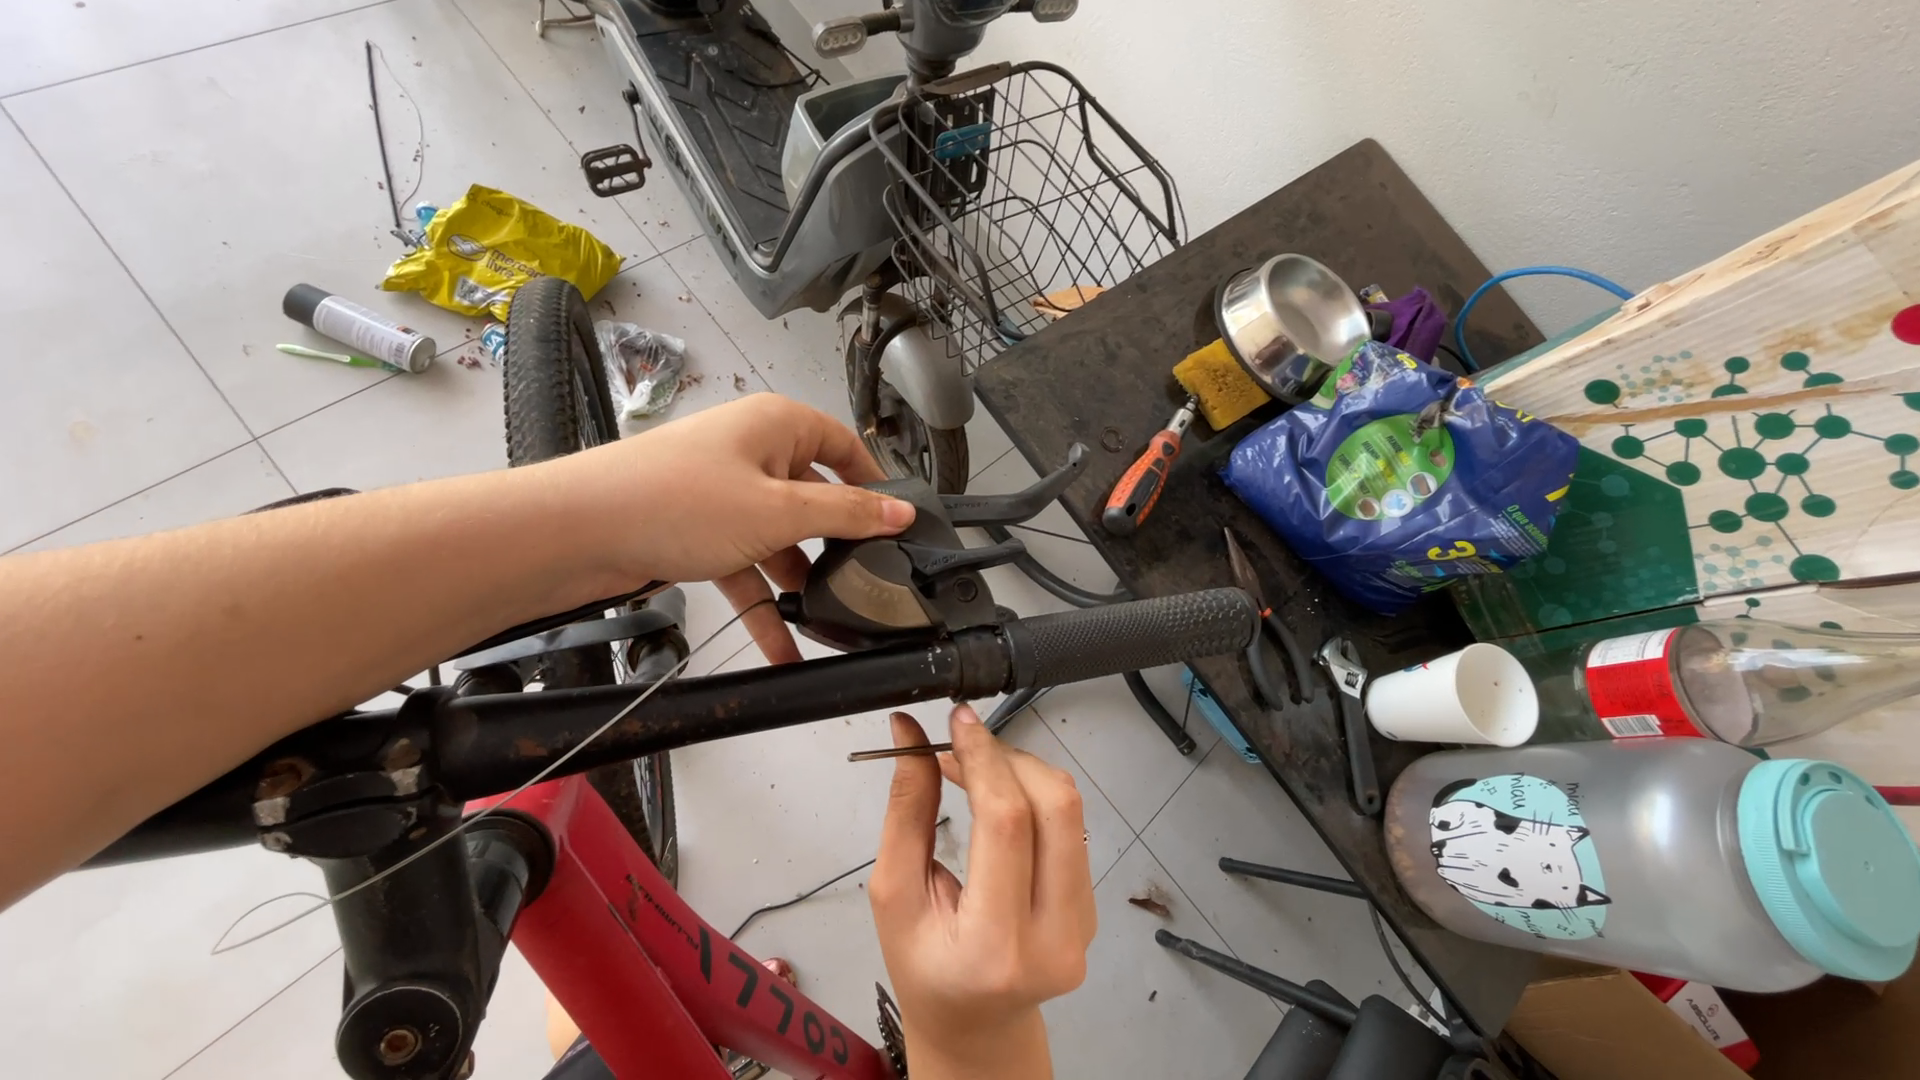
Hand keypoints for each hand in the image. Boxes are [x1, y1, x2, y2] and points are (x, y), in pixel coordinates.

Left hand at [549, 394, 914, 661]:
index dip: (874, 480)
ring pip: (779, 538)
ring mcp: (723, 493)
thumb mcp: (780, 512)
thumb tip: (901, 511)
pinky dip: (762, 602)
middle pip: (812, 497)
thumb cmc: (677, 502)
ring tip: (828, 622)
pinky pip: (746, 564)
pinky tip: (783, 646)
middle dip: (835, 544)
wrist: (577, 532)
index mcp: (776, 426)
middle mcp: (752, 452)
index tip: (898, 521)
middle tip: (866, 580)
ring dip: (799, 581)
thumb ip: (846, 515)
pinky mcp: (699, 530)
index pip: (843, 445)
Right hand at [869, 707, 1095, 1079]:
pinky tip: (1002, 799)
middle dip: (1010, 756)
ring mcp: (1084, 926)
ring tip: (977, 768)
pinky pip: (1073, 830)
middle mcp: (1055, 937)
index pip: (1007, 824)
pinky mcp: (1092, 910)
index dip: (984, 759)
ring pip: (1071, 812)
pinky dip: (1037, 797)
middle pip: (1057, 807)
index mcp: (994, 945)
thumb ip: (907, 809)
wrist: (975, 1025)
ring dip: (1024, 771)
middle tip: (966, 744)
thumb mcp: (893, 893)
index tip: (958, 720)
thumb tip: (910, 731)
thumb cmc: (922, 964)